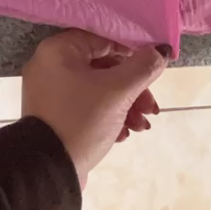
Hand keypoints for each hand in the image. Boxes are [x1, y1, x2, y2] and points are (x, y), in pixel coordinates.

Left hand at [21, 30, 165, 189]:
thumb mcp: (118, 92)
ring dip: (127, 106)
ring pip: (99, 90)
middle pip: (104, 68)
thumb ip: (143, 67)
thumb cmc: (82, 120)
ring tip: (142, 126)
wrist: (49, 171)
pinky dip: (109, 117)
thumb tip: (161, 51)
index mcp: (59, 51)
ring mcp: (52, 94)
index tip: (153, 67)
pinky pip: (88, 108)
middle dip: (134, 88)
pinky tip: (124, 134)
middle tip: (151, 107)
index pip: (103, 38)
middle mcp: (51, 67)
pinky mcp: (56, 117)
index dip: (133, 51)